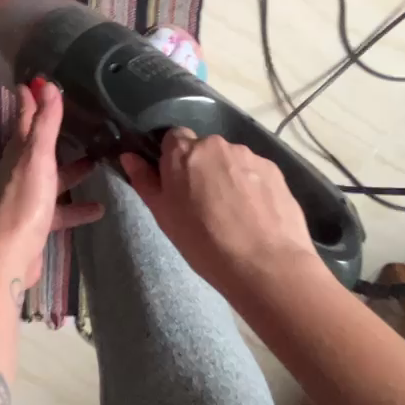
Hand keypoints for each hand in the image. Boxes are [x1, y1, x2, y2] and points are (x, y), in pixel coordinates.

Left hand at [0, 79, 103, 291]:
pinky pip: (61, 209)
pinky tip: (99, 208)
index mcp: (18, 152)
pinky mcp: (37, 221)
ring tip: (97, 162)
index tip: (36, 80)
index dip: (29, 98)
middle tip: (76, 117)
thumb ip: (45, 124)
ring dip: (72, 169)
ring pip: (52, 176)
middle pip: (38, 145)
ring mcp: (28, 196)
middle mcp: (20, 170)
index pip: (24, 117)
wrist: (9, 255)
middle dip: (53, 131)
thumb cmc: (24, 201)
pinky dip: (78, 207)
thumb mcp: (37, 157)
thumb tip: (47, 85)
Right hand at [119, 128, 322, 294]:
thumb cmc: (204, 242)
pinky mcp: (276, 171)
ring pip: (231, 161)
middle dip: (203, 168)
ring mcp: (248, 156)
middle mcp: (215, 144)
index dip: (174, 159)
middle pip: (204, 149)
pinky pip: (256, 172)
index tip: (178, 183)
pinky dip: (253, 187)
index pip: (173, 138)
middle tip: (206, 203)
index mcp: (183, 151)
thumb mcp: (163, 216)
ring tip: (235, 213)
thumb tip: (129, 156)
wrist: (266, 267)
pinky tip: (256, 216)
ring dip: (229, 177)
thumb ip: (144, 180)